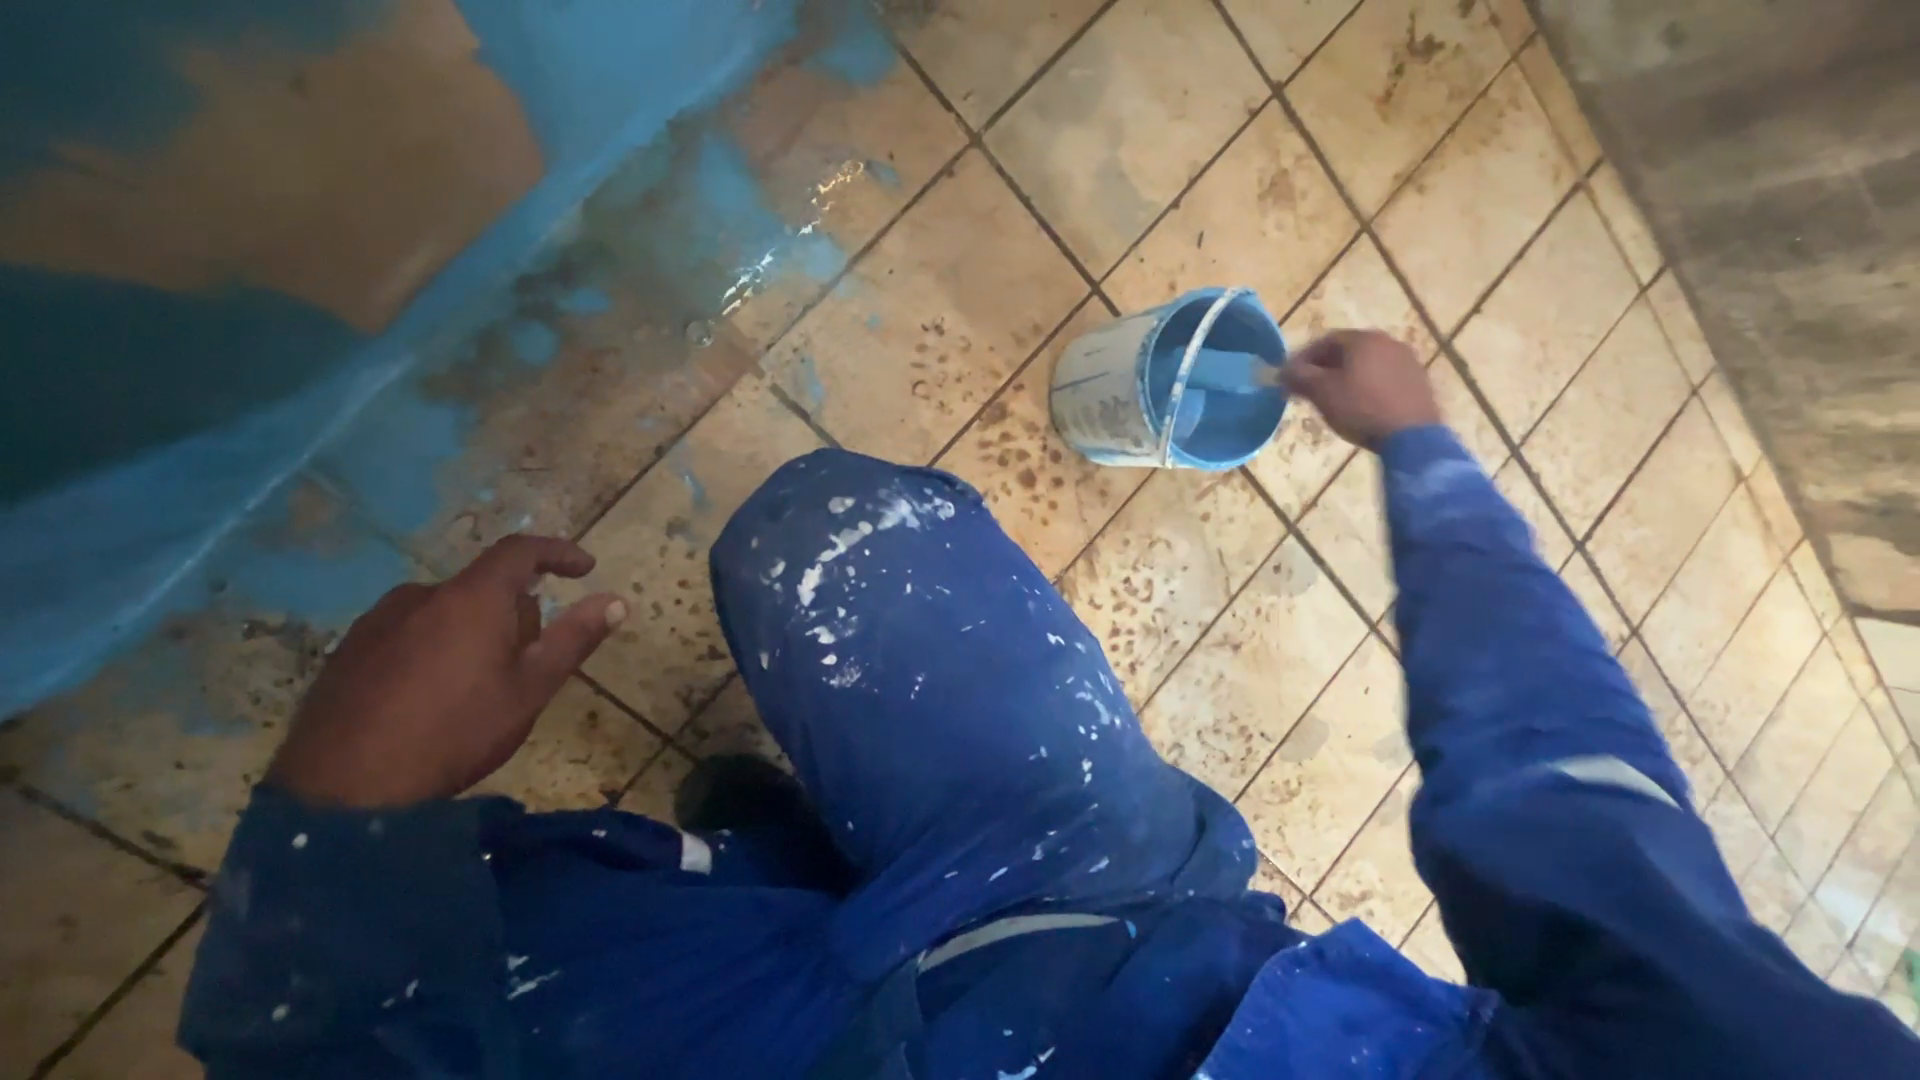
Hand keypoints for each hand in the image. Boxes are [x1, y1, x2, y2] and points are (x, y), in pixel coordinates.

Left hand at [266, 535, 625, 808]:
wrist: (345, 790)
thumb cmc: (456, 732)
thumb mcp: (531, 689)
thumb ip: (574, 638)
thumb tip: (616, 600)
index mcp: (471, 598)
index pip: (520, 551)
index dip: (558, 552)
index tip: (585, 568)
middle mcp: (420, 595)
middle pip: (484, 586)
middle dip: (515, 611)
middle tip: (529, 659)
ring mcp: (376, 622)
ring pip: (445, 610)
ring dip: (473, 630)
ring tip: (479, 685)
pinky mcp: (347, 651)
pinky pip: (409, 632)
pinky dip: (434, 647)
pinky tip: (432, 697)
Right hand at [1282, 329, 1440, 450]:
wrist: (1410, 435)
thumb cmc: (1360, 408)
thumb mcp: (1321, 392)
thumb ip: (1299, 377)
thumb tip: (1282, 372)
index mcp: (1363, 339)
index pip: (1324, 340)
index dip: (1302, 358)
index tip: (1288, 378)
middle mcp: (1387, 341)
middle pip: (1347, 351)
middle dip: (1323, 368)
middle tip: (1307, 388)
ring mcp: (1407, 360)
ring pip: (1366, 364)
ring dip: (1344, 377)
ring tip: (1332, 399)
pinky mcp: (1418, 380)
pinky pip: (1383, 377)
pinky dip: (1366, 386)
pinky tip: (1359, 405)